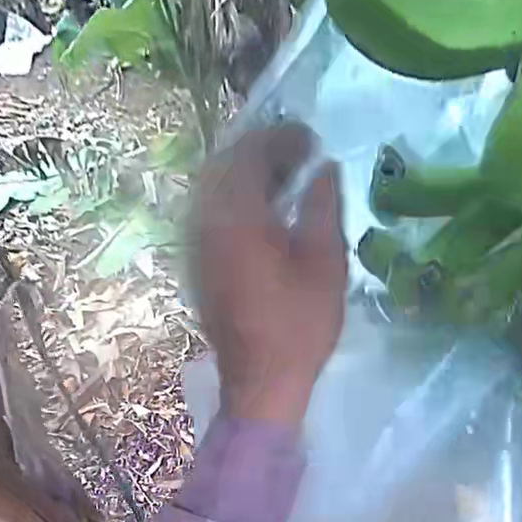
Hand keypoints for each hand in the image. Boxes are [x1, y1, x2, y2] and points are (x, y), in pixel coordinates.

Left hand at [190, 123, 345, 427]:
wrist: (261, 384)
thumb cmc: (299, 328)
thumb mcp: (325, 263)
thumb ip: (322, 206)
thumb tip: (323, 170)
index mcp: (237, 218)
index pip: (251, 152)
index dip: (283, 138)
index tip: (313, 144)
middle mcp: (206, 225)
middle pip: (225, 166)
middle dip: (262, 152)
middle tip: (300, 160)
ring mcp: (195, 249)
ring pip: (213, 191)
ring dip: (246, 178)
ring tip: (284, 186)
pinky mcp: (196, 269)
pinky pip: (209, 217)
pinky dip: (234, 204)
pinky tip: (263, 218)